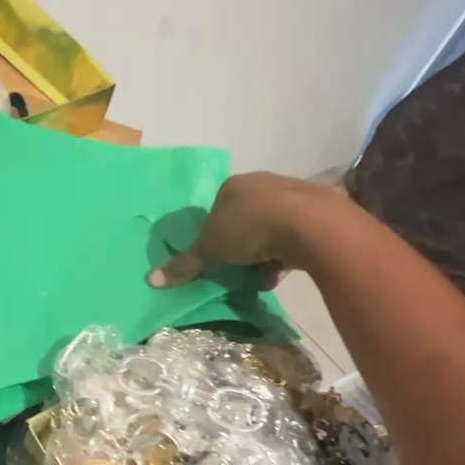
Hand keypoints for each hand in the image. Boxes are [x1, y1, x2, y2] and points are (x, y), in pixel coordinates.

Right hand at [148, 172, 364, 287]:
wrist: (307, 224)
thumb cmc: (249, 228)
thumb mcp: (210, 250)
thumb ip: (184, 265)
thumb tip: (151, 280)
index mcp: (232, 186)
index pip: (216, 211)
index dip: (214, 237)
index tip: (216, 258)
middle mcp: (261, 184)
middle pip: (243, 221)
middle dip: (240, 249)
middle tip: (237, 270)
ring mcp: (289, 197)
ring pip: (268, 231)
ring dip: (262, 256)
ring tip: (260, 276)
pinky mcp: (312, 213)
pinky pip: (290, 238)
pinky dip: (284, 256)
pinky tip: (281, 272)